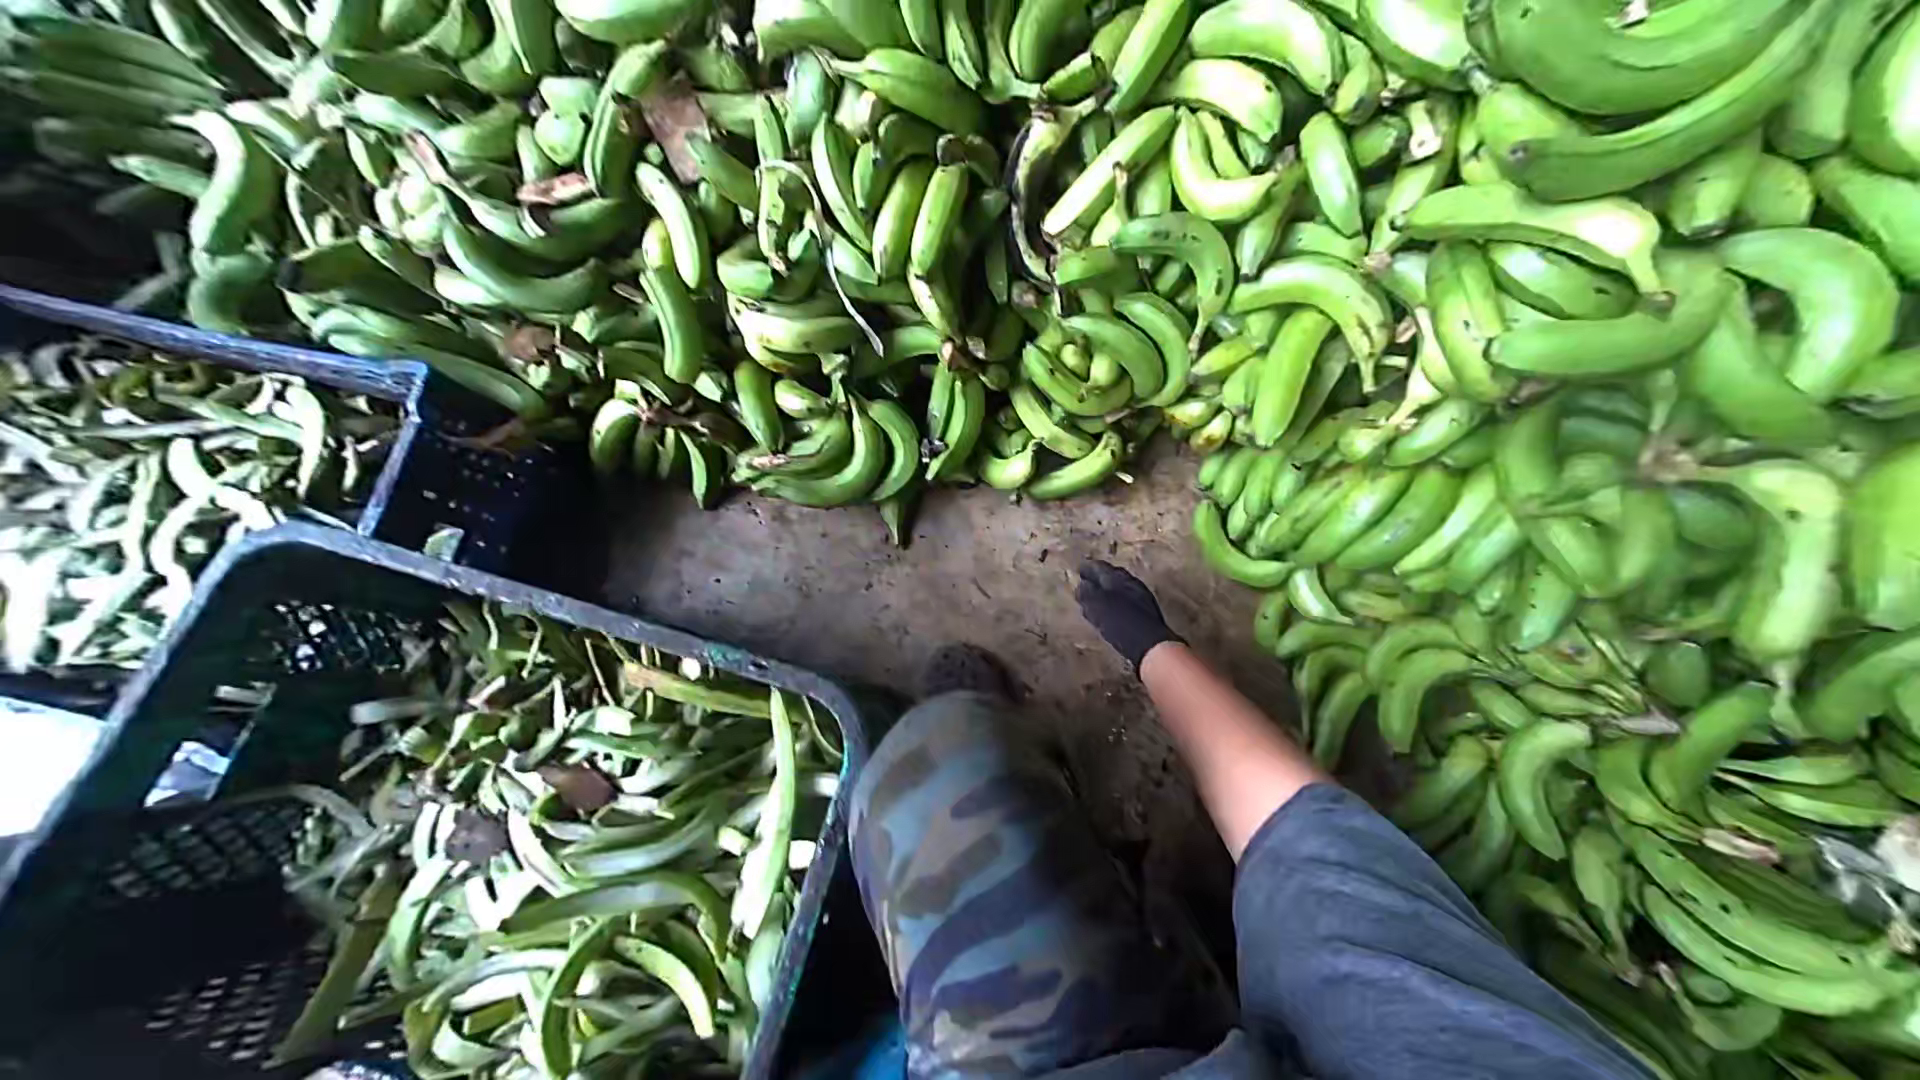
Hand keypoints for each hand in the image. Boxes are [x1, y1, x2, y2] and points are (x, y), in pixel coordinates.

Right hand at [1075, 560, 1181, 671]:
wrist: (1151, 644)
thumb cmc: (1120, 623)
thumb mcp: (1097, 606)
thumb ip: (1087, 594)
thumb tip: (1081, 585)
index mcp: (1118, 579)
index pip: (1100, 567)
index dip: (1088, 568)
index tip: (1080, 568)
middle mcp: (1132, 584)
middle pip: (1113, 576)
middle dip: (1100, 577)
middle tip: (1088, 579)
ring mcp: (1142, 599)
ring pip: (1121, 589)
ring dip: (1109, 590)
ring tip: (1098, 595)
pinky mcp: (1147, 615)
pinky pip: (1127, 602)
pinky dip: (1117, 602)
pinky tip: (1113, 612)